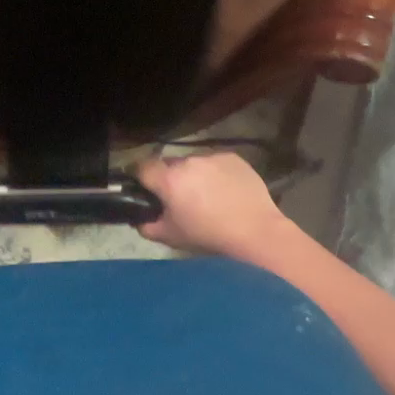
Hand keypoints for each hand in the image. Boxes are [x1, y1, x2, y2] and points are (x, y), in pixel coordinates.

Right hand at [136, 153, 293, 258]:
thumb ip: (147, 226)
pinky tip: (223, 191)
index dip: (139, 178)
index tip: (144, 189)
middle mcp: (189, 161)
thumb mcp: (170, 237)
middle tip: (178, 198)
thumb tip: (139, 219)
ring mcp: (213, 157)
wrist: (255, 231)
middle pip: (168, 164)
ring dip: (192, 174)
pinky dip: (213, 173)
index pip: (142, 167)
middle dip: (168, 178)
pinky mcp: (233, 158)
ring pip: (192, 163)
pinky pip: (214, 163)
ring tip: (204, 195)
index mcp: (169, 179)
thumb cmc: (207, 236)